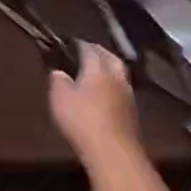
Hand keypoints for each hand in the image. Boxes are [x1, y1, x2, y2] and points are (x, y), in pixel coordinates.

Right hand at [50, 42, 137, 156]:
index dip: (81, 44)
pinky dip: (113, 83)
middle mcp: (116, 78)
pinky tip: (106, 89)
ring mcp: (128, 95)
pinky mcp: (132, 111)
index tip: (73, 41)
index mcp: (98, 71)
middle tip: (90, 49)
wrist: (112, 149)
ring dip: (110, 67)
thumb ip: (58, 81)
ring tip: (98, 68)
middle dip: (101, 52)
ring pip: (120, 74)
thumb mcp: (60, 98)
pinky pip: (122, 88)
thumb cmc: (81, 119)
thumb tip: (59, 71)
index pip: (91, 51)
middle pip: (112, 59)